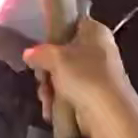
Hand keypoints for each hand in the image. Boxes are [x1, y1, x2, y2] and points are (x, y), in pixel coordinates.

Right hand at [23, 15, 137, 137]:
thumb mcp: (55, 57)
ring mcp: (96, 73)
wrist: (108, 114)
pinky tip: (51, 109)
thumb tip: (29, 54)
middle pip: (62, 53)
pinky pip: (68, 92)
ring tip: (47, 98)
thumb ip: (38, 52)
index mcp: (95, 32)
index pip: (70, 23)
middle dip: (46, 68)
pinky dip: (58, 100)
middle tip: (41, 77)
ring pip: (62, 75)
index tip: (38, 46)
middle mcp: (98, 49)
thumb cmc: (84, 75)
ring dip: (49, 87)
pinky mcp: (93, 94)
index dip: (52, 33)